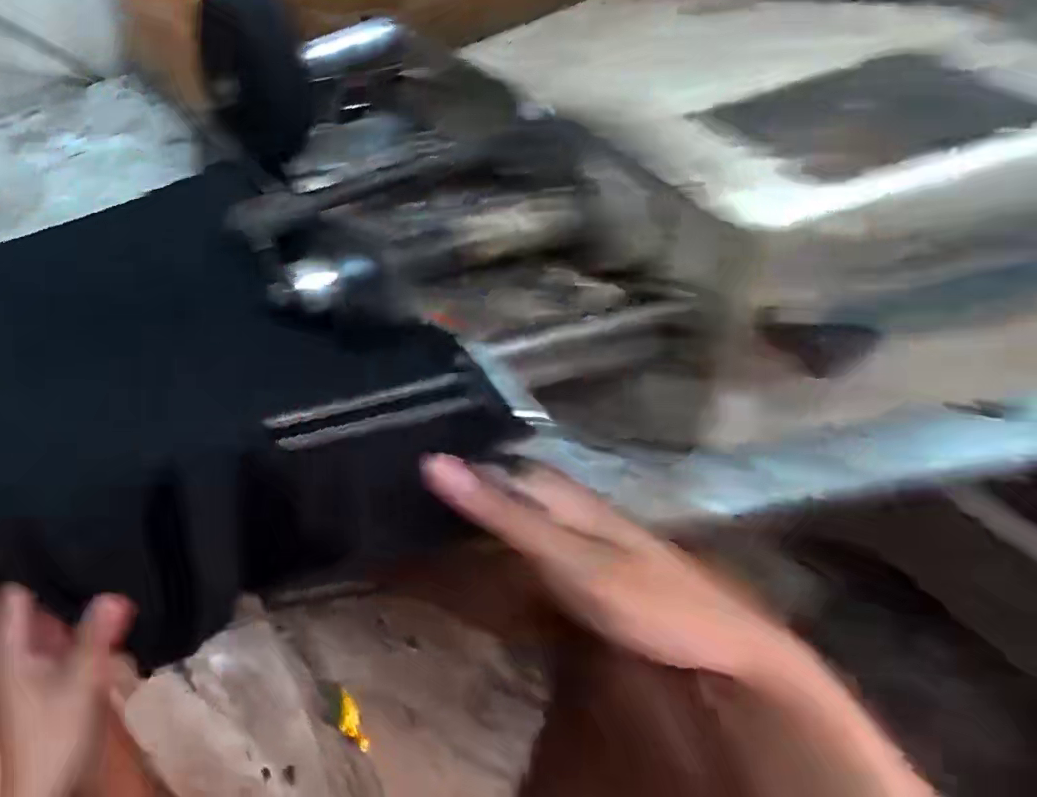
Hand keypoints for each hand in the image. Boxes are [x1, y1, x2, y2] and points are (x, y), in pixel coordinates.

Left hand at [0, 585, 135, 796]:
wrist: (36, 792)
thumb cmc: (54, 733)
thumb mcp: (82, 680)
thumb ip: (97, 634)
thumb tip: (115, 595)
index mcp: (3, 643)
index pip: (12, 592)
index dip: (39, 584)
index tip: (63, 584)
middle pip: (6, 612)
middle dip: (34, 606)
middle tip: (64, 612)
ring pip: (7, 636)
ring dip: (32, 630)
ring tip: (62, 633)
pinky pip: (8, 658)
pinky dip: (27, 651)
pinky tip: (52, 661)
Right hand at [421, 454, 803, 682]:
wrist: (727, 652)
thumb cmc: (645, 594)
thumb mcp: (564, 554)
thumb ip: (497, 510)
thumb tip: (428, 458)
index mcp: (544, 482)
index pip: (471, 455)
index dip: (430, 459)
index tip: (381, 462)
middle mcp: (546, 492)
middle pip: (477, 478)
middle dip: (436, 484)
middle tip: (384, 493)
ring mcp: (556, 523)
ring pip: (489, 505)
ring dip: (453, 512)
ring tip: (404, 518)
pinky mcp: (562, 553)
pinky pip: (504, 534)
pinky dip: (477, 538)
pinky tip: (455, 549)